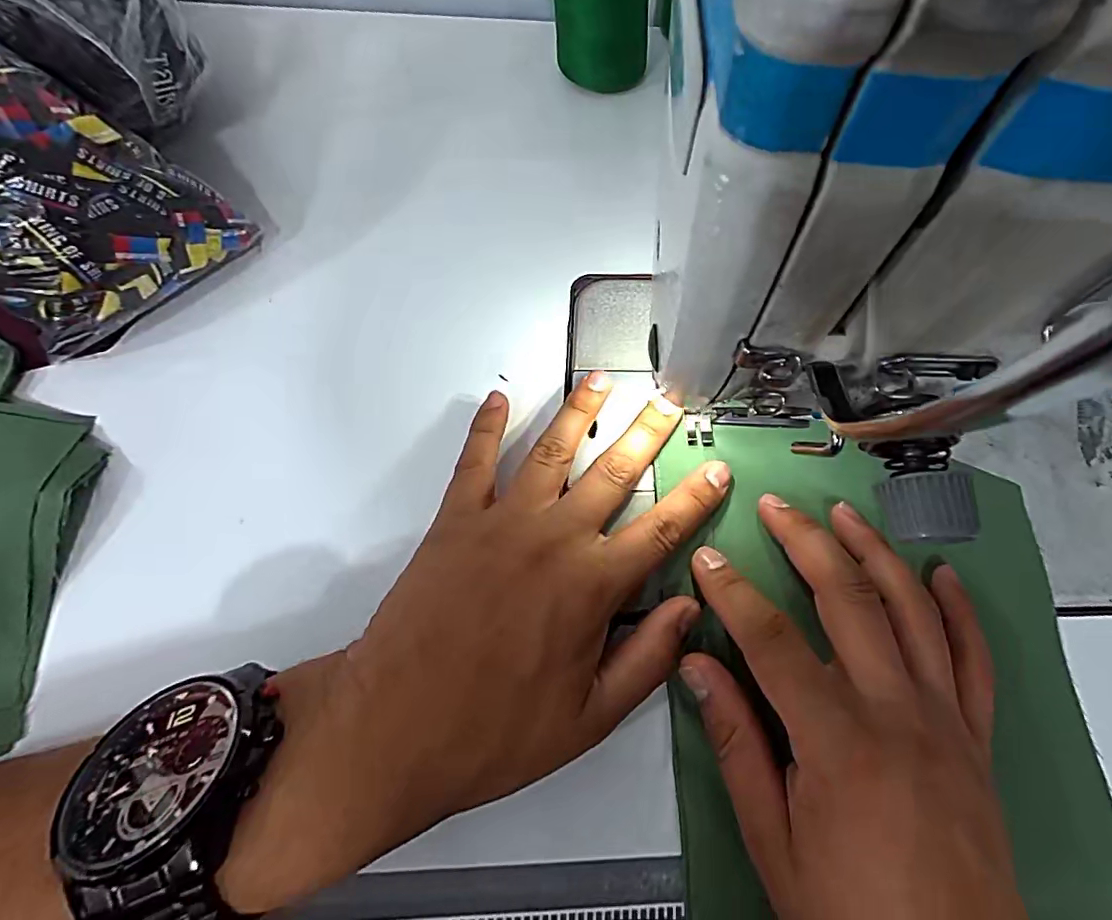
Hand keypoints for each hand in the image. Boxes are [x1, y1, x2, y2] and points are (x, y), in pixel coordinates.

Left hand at [219, 373, 729, 910]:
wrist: (392, 732)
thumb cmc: (495, 732)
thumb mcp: (589, 719)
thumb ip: (648, 661)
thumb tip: (691, 608)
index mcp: (593, 586)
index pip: (663, 530)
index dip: (698, 497)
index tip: (719, 468)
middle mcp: (555, 540)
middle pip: (614, 473)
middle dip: (647, 432)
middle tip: (668, 399)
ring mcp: (502, 523)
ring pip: (551, 452)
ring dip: (579, 411)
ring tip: (600, 379)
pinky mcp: (454, 521)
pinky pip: (474, 461)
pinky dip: (486, 426)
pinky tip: (499, 397)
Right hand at [679, 497, 1024, 919]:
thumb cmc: (854, 918)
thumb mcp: (773, 842)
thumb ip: (738, 745)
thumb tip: (700, 671)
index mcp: (838, 741)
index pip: (772, 639)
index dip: (734, 591)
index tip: (709, 560)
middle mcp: (896, 712)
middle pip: (846, 599)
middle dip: (806, 541)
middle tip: (777, 508)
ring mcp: (944, 718)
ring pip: (911, 609)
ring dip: (876, 551)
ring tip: (845, 514)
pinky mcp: (975, 736)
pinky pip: (974, 657)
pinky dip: (959, 609)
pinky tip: (941, 573)